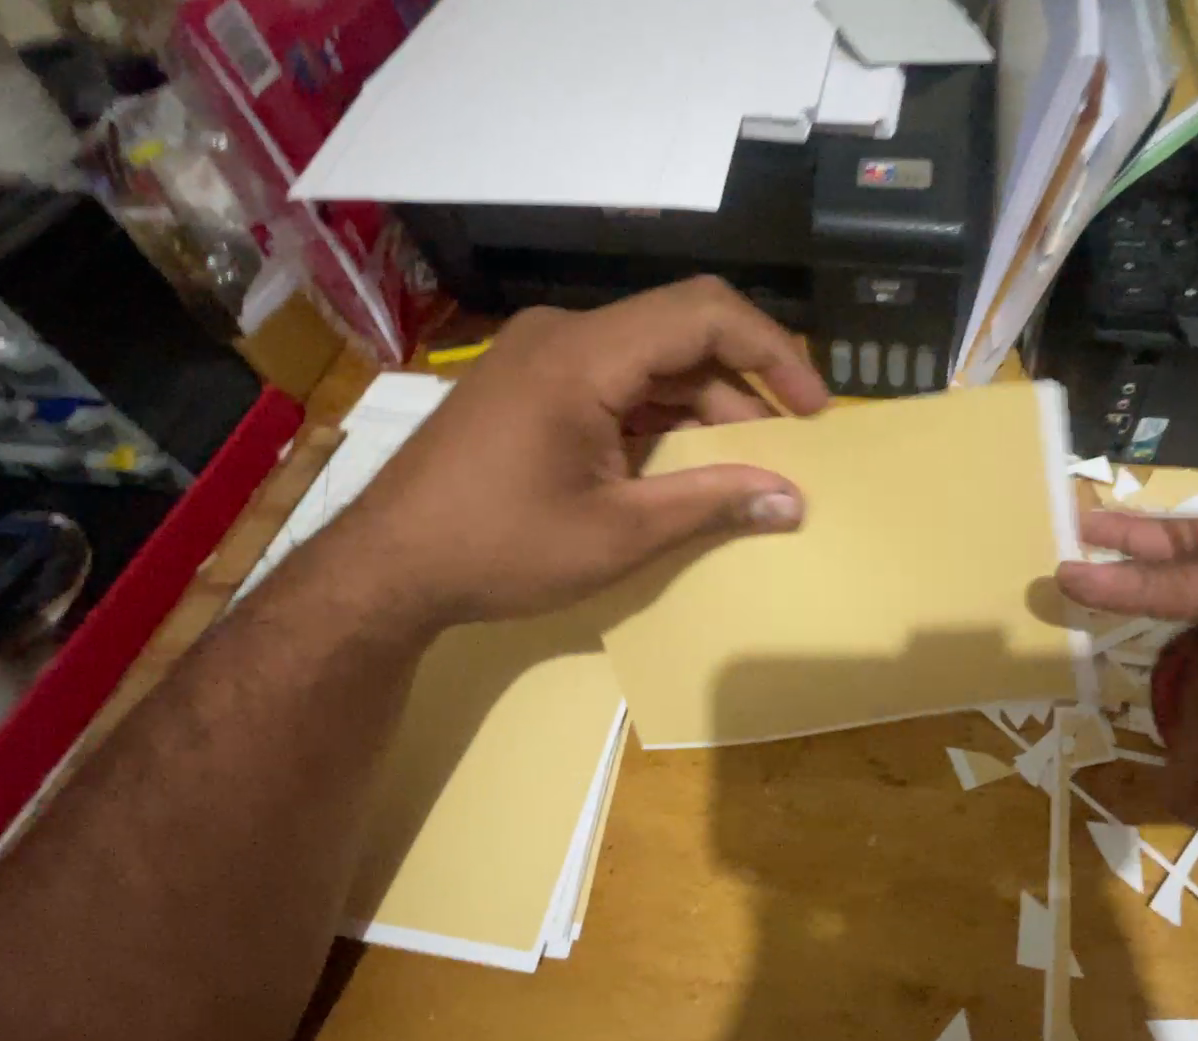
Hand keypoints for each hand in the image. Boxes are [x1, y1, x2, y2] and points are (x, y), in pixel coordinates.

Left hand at [326, 277, 828, 627]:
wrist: (384, 570)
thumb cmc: (498, 549)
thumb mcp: (618, 534)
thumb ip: (712, 505)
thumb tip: (794, 502)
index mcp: (582, 355)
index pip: (703, 314)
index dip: (772, 352)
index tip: (813, 407)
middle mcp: (565, 335)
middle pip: (683, 334)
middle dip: (747, 386)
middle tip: (790, 444)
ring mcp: (545, 357)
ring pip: (655, 361)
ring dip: (708, 407)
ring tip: (746, 464)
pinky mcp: (536, 385)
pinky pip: (621, 383)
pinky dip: (665, 417)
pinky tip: (689, 461)